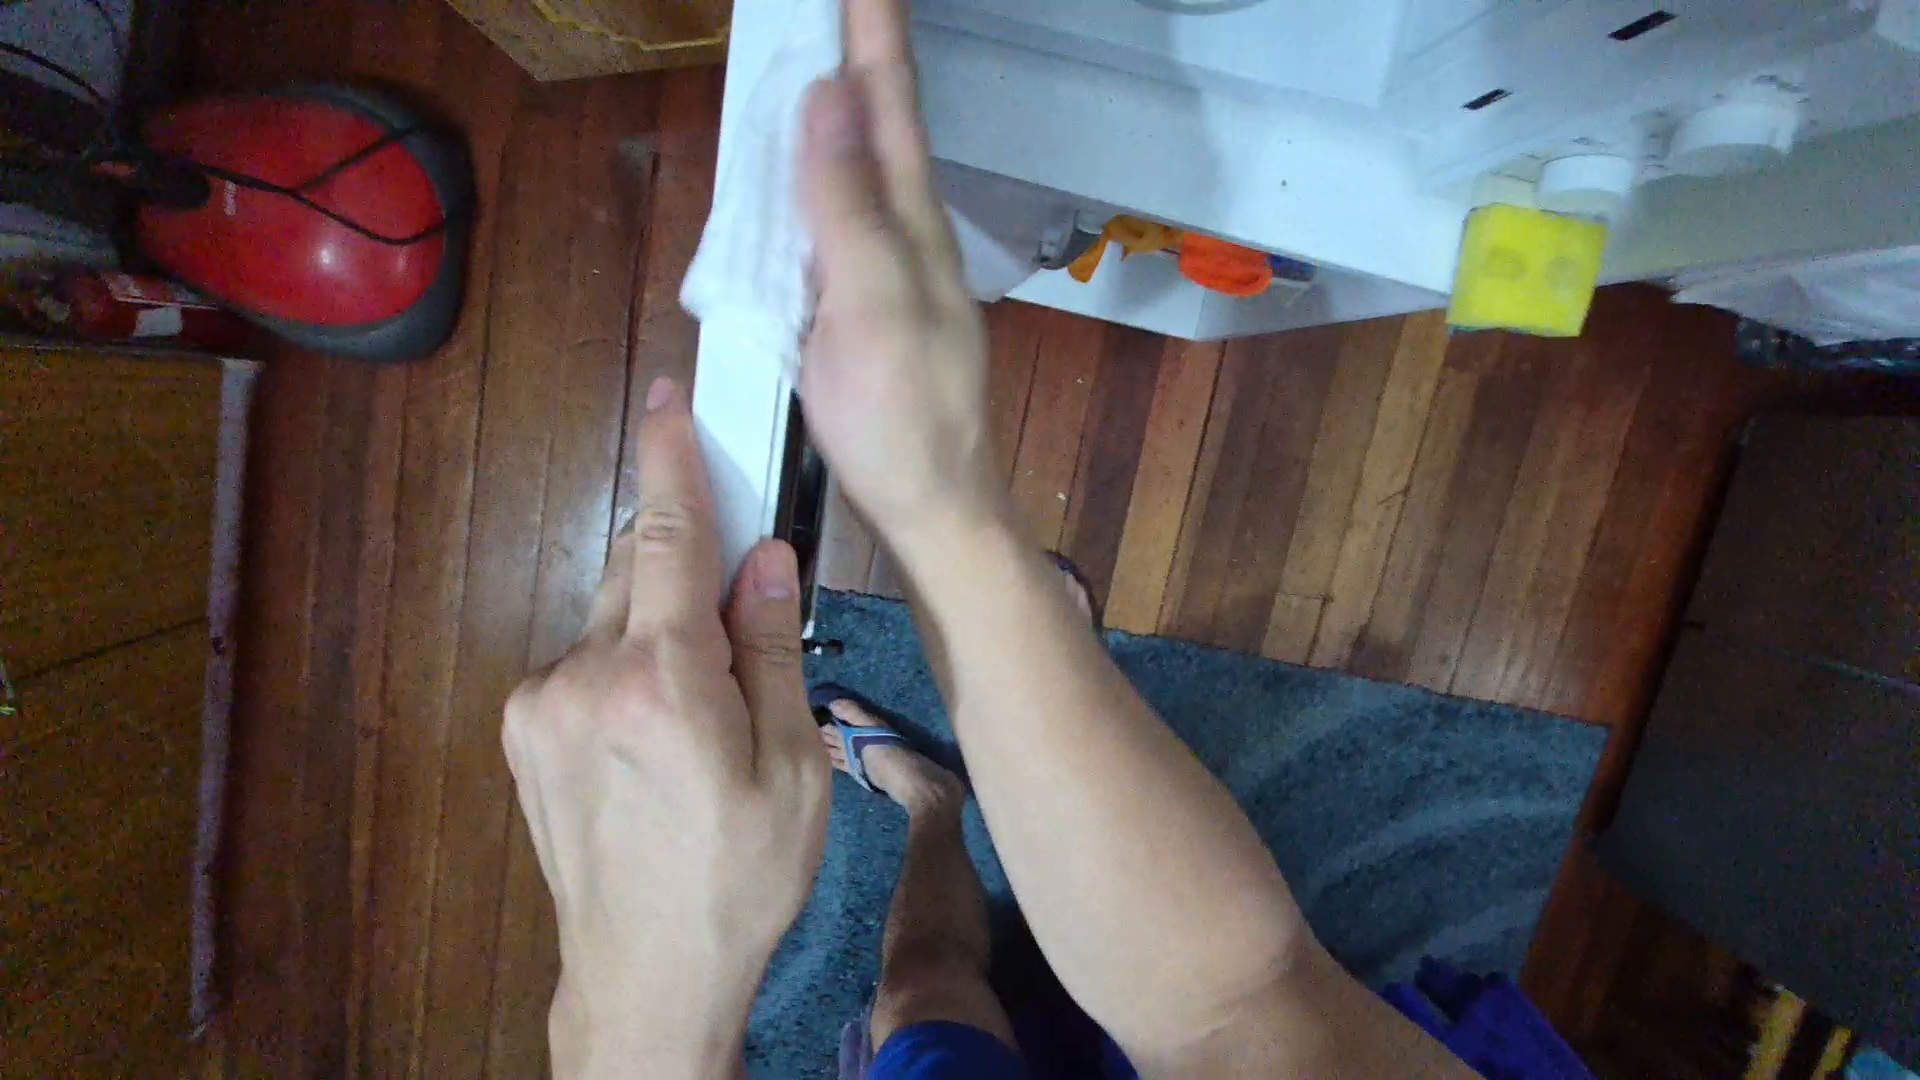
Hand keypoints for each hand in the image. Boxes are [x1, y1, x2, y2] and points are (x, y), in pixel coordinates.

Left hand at [502, 379, 830, 1079]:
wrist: (648, 977)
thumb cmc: (743, 871)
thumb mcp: (793, 762)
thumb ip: (769, 646)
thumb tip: (765, 556)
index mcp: (661, 683)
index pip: (667, 542)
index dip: (673, 463)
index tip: (670, 401)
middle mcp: (583, 678)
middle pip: (638, 572)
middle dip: (688, 564)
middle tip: (737, 598)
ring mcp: (541, 704)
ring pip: (612, 616)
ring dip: (663, 621)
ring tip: (709, 698)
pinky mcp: (524, 730)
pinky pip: (589, 656)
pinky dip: (633, 656)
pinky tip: (665, 723)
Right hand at [797, 0, 1002, 542]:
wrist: (927, 500)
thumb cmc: (901, 418)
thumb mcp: (874, 309)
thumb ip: (850, 208)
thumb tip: (829, 98)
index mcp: (913, 227)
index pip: (893, 106)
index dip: (873, 30)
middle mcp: (908, 239)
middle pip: (883, 128)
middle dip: (860, 53)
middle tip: (832, 3)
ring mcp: (889, 275)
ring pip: (865, 173)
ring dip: (844, 108)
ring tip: (818, 54)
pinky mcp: (866, 310)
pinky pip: (842, 224)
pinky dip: (823, 180)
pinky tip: (809, 170)